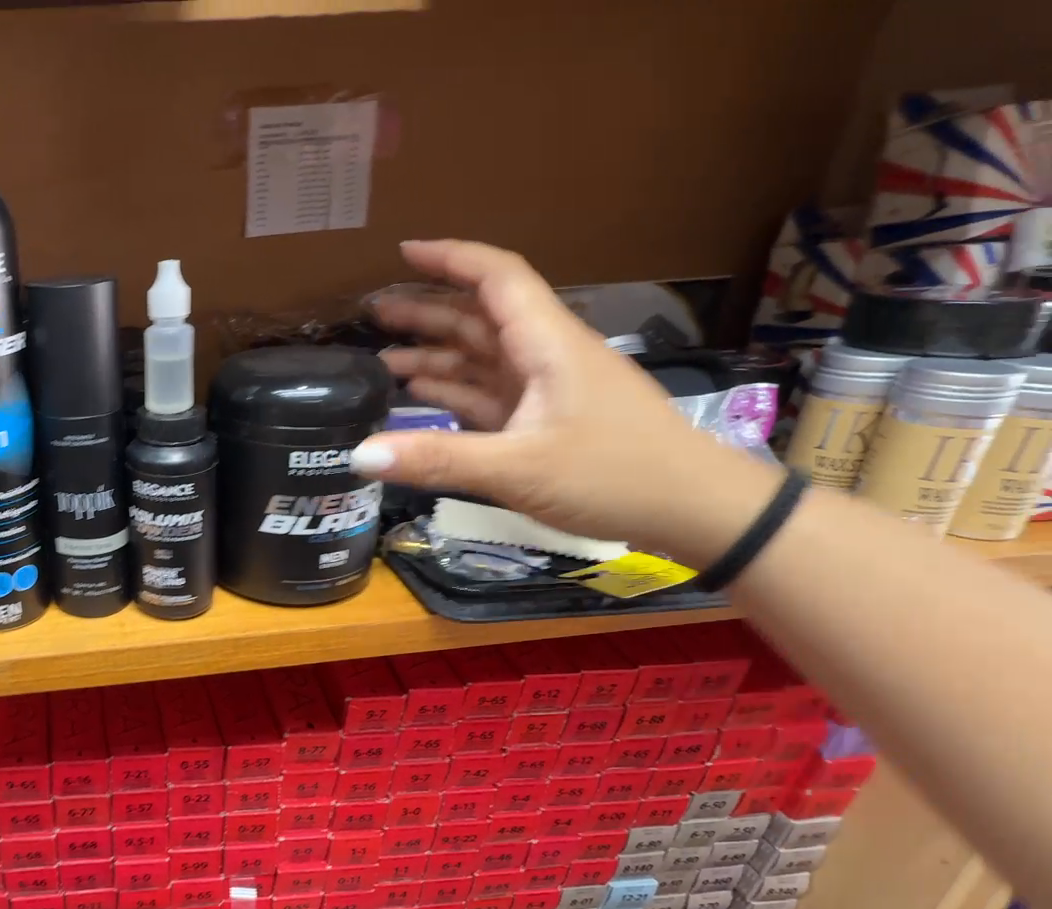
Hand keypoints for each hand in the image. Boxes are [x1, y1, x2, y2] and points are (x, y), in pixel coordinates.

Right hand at [349, 239, 777, 562]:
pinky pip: (489, 394)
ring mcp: (547, 390)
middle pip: (480, 317)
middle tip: (373, 313)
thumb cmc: (616, 476)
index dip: (452, 259)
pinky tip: (420, 396)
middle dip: (428, 310)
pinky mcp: (546, 421)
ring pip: (482, 357)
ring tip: (382, 360)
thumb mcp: (518, 470)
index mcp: (547, 345)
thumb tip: (359, 454)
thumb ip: (437, 460)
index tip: (405, 250)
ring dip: (435, 355)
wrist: (696, 511)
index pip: (497, 278)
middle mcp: (545, 356)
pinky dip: (453, 391)